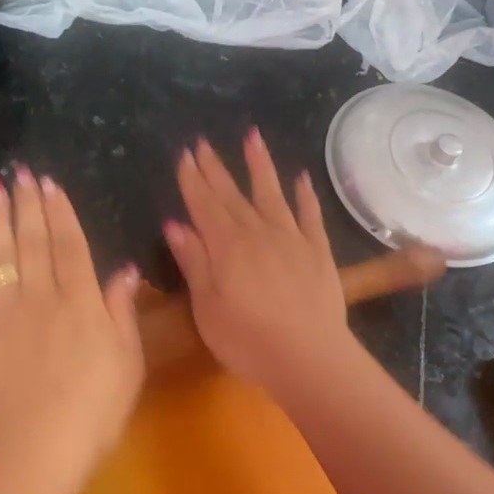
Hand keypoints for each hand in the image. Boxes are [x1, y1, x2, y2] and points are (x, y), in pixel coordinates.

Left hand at [0, 169, 144, 477]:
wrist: (34, 449)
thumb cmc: (93, 413)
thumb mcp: (127, 364)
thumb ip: (122, 314)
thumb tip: (124, 272)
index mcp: (81, 302)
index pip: (71, 246)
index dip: (59, 212)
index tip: (49, 183)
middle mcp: (41, 297)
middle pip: (33, 242)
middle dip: (27, 205)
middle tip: (19, 172)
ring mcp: (4, 315)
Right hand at [164, 131, 352, 390]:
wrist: (309, 357)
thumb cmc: (247, 339)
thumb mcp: (207, 306)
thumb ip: (194, 262)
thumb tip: (175, 224)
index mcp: (226, 246)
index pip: (204, 204)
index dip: (192, 179)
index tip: (184, 154)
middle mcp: (257, 232)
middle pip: (232, 194)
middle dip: (215, 168)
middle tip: (203, 141)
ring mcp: (291, 239)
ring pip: (272, 193)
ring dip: (260, 165)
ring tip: (252, 136)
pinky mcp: (318, 252)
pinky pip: (310, 215)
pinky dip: (305, 195)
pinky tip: (301, 178)